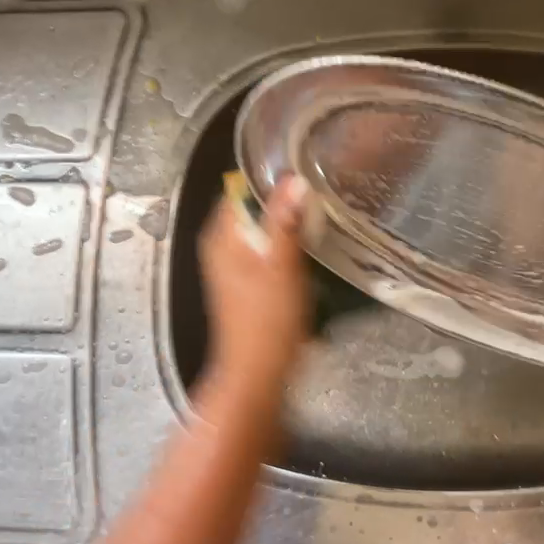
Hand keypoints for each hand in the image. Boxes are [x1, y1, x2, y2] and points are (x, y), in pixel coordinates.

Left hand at [200, 175, 309, 389]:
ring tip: (321, 215)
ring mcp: (236, 269)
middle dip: (284, 201)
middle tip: (321, 190)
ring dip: (289, 226)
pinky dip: (289, 248)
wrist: (258, 375)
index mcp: (221, 239)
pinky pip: (270, 253)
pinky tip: (312, 248)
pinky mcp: (252, 286)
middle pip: (254, 210)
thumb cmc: (267, 321)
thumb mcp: (281, 268)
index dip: (268, 177)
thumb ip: (286, 223)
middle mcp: (223, 249)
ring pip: (265, 233)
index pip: (240, 189)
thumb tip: (294, 180)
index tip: (303, 168)